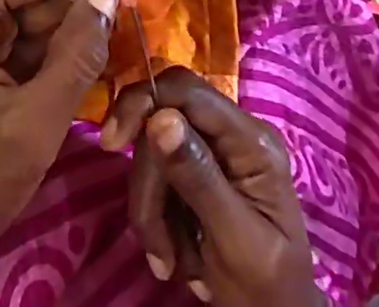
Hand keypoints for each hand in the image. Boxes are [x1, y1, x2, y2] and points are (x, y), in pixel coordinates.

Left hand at [0, 0, 118, 291]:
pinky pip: (21, 44)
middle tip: (133, 44)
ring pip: (32, 18)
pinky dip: (55, 58)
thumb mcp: (35, 122)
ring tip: (119, 62)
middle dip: (84, 13)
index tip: (130, 11)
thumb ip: (76, 55)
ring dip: (74, 37)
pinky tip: (89, 77)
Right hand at [102, 67, 320, 306]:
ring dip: (150, 207)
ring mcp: (214, 149)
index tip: (111, 143)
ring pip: (152, 150)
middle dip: (148, 180)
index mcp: (251, 140)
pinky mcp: (197, 169)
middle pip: (161, 122)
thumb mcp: (236, 240)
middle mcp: (232, 132)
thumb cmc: (267, 288)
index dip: (143, 103)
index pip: (186, 90)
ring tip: (167, 260)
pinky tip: (172, 252)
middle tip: (151, 237)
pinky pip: (156, 173)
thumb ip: (199, 178)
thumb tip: (161, 117)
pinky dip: (154, 214)